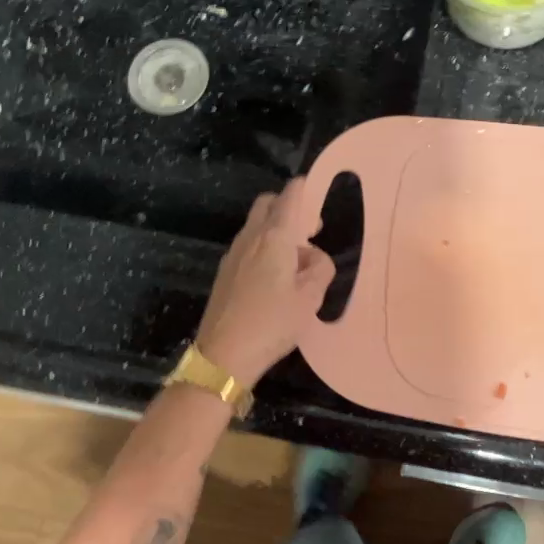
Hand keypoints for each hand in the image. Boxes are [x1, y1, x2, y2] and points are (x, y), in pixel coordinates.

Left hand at [196, 180, 334, 387]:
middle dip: (288, 206)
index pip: (289, 197)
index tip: (315, 188)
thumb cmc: (272, 323)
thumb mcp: (310, 298)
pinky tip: (275, 278)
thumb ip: (321, 268)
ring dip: (276, 229)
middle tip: (308, 229)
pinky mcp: (225, 273)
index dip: (303, 187)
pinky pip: (248, 246)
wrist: (222, 356)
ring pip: (256, 225)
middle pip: (267, 204)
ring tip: (296, 260)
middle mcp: (251, 237)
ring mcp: (233, 254)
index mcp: (274, 237)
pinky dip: (264, 247)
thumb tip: (314, 256)